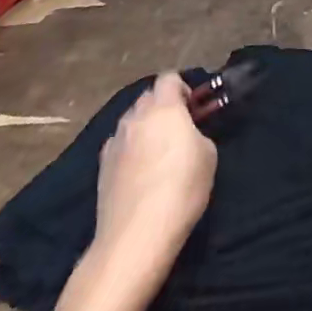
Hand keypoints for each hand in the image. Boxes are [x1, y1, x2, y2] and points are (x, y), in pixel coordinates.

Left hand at [94, 73, 217, 268]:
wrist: (137, 232)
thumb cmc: (182, 188)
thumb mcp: (208, 156)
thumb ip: (197, 134)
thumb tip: (187, 135)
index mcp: (164, 106)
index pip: (169, 78)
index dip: (182, 89)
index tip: (193, 109)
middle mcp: (136, 115)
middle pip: (149, 97)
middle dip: (163, 107)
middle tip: (178, 131)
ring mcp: (115, 138)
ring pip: (132, 121)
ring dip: (145, 128)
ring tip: (157, 155)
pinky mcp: (102, 162)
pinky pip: (120, 144)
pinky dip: (130, 149)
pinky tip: (138, 173)